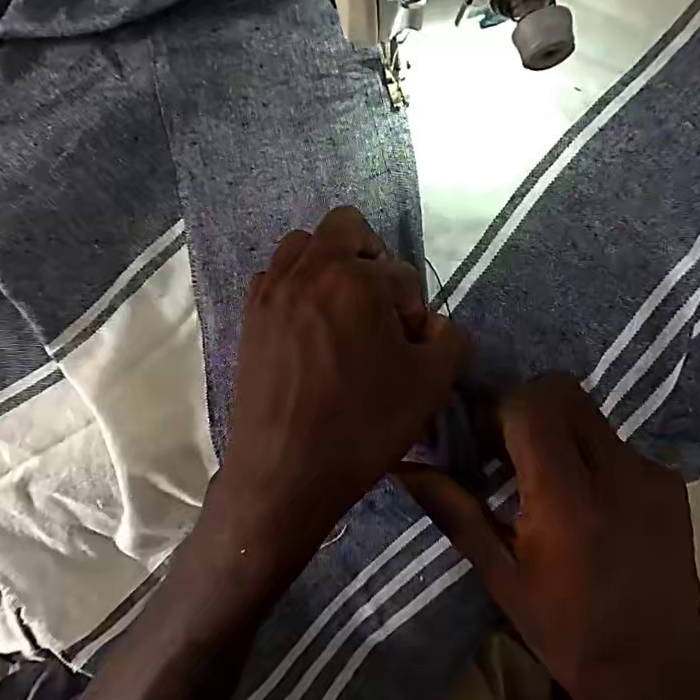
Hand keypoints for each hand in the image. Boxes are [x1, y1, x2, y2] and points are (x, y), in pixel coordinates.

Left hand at [218, 206, 466, 553]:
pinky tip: (309, 323)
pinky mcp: (249, 316)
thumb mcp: (430, 385)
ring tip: (343, 305)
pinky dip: (295, 284)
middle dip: (372, 254)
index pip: (401, 273)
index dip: (414, 307)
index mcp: (357, 281)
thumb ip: (450, 341)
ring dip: (330, 262)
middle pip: (346, 226)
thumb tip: (436, 327)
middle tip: (380, 299)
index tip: (410, 343)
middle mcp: (310, 272)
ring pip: (303, 243)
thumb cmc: (362, 425)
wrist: (285, 474)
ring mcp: (272, 291)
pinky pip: (274, 275)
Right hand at [399, 374, 699, 699]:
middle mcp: (615, 470)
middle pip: (561, 391)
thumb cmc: (569, 632)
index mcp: (567, 499)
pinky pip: (614, 441)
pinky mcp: (668, 479)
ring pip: (588, 412)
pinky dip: (587, 452)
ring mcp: (649, 471)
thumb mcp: (502, 576)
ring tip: (542, 476)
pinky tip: (584, 498)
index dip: (495, 408)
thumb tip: (404, 468)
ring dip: (555, 427)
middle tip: (504, 446)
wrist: (659, 672)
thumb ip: (454, 510)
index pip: (529, 406)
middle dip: (524, 404)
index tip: (478, 438)